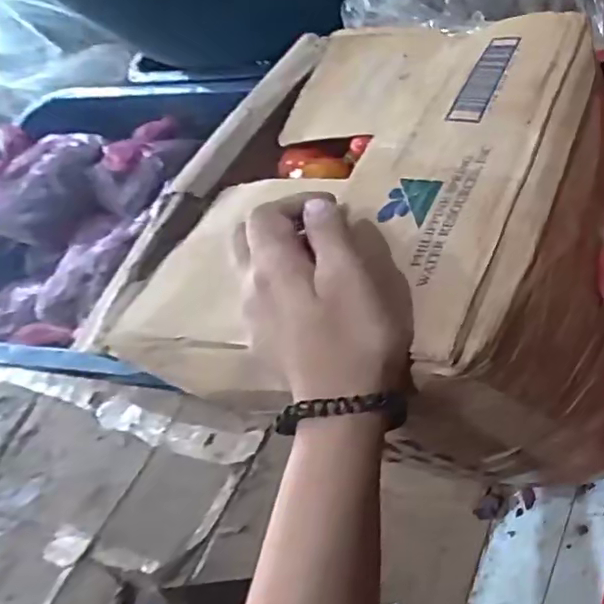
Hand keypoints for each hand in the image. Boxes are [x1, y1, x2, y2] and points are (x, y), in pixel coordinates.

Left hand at [236, 196, 409, 398]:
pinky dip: (282, 277)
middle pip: (246, 237)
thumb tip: (316, 206)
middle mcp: (250, 285)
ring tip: (320, 258)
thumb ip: (332, 237)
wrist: (342, 401)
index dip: (296, 202)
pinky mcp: (264, 336)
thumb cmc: (357, 335)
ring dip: (280, 251)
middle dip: (280, 223)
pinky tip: (312, 293)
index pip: (263, 214)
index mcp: (271, 266)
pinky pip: (262, 292)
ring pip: (251, 266)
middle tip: (321, 228)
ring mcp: (252, 314)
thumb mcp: (354, 279)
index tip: (333, 208)